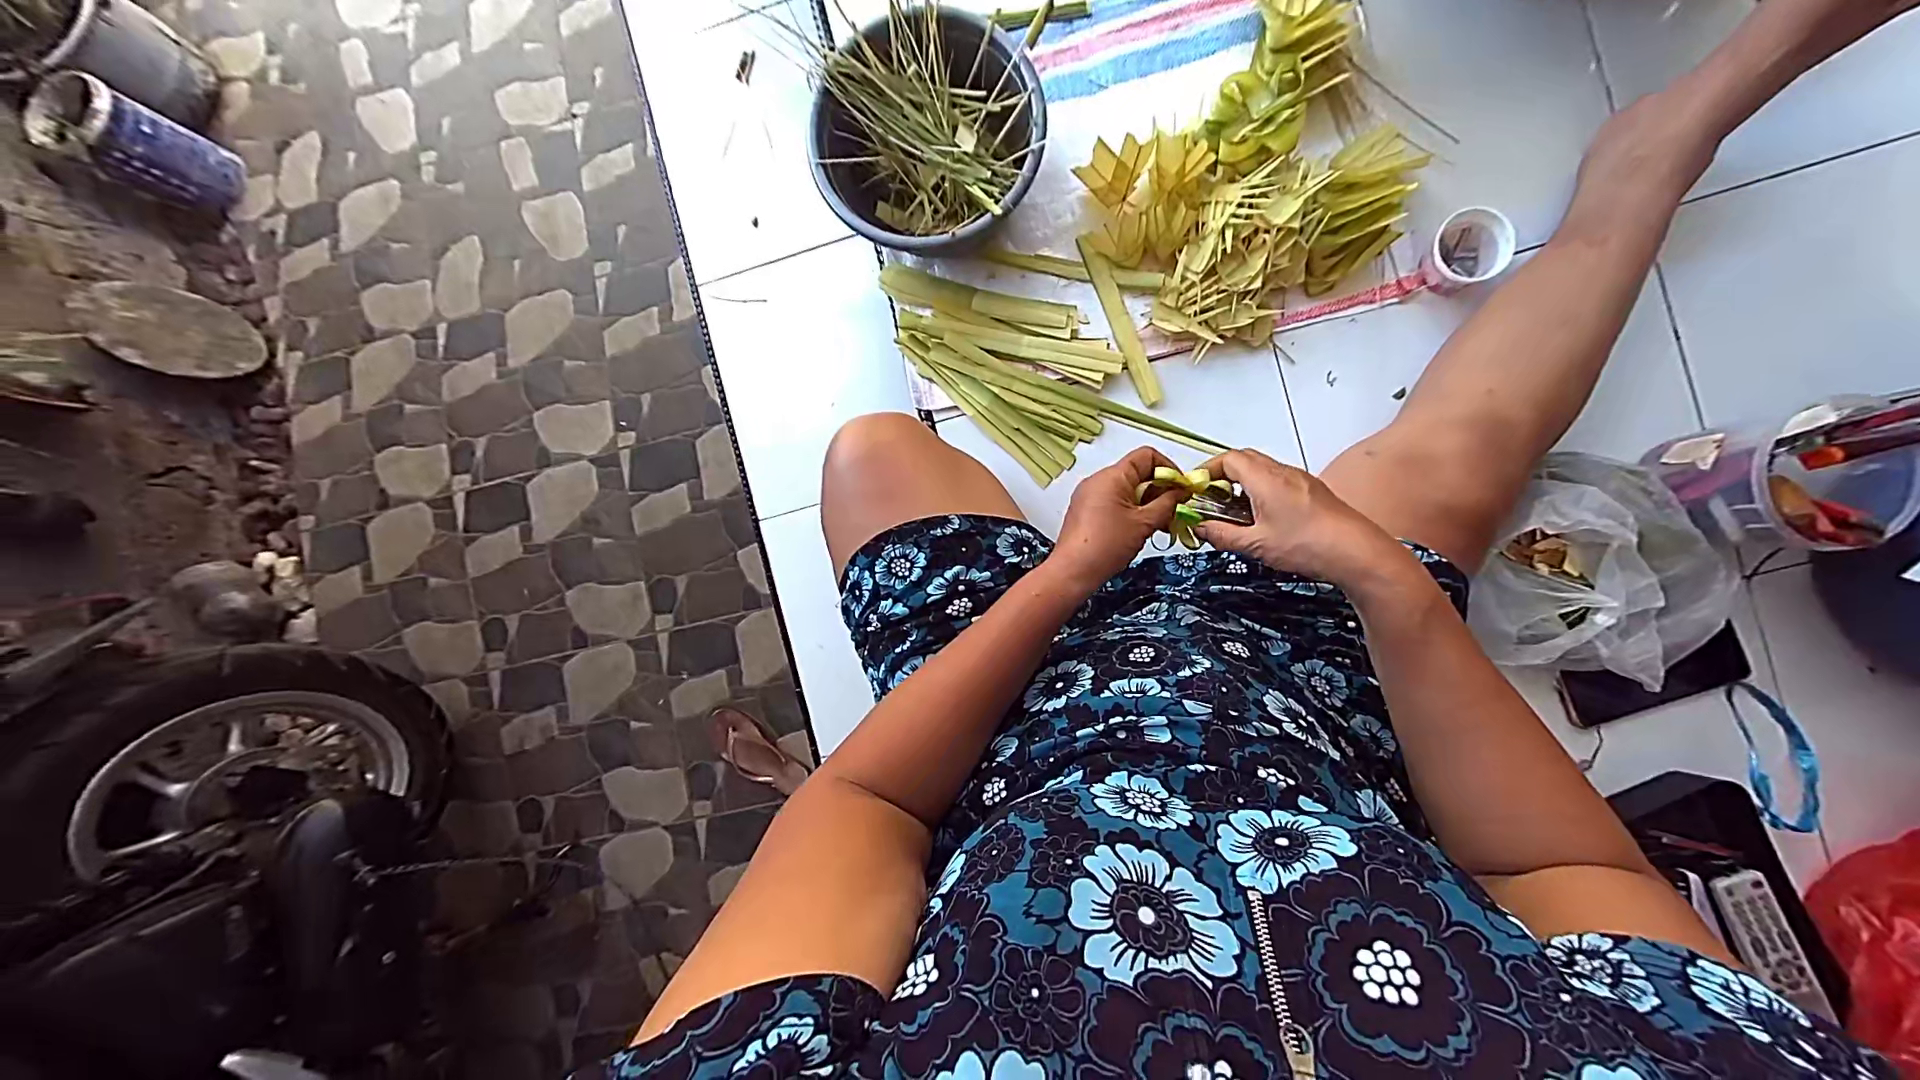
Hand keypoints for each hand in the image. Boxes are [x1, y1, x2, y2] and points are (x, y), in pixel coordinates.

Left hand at [1049, 447, 1185, 588]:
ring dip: (1148, 503)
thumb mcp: (1145, 523)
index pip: (1146, 456)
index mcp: (1112, 477)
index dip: (1168, 469)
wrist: (1073, 571)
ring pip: (1127, 489)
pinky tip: (1143, 528)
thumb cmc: (1104, 546)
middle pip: (1137, 473)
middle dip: (1159, 489)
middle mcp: (1098, 481)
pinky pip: (1115, 501)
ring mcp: (1090, 495)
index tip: (1181, 487)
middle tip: (1175, 508)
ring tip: (1161, 523)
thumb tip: (1179, 493)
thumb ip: (1167, 504)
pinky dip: (1132, 511)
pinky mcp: (1087, 510)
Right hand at [1192, 449, 1413, 587]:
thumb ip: (1221, 534)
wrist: (1358, 553)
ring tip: (1232, 514)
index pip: (1228, 459)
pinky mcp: (1311, 492)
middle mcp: (1283, 472)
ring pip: (1261, 471)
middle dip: (1221, 477)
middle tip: (1209, 500)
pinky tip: (1260, 519)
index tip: (1195, 489)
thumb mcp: (1255, 544)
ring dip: (1241, 486)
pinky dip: (1260, 493)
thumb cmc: (1310, 544)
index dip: (1207, 471)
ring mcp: (1300, 480)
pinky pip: (1278, 482)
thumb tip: (1201, 528)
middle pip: (1244, 460)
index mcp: (1266, 479)